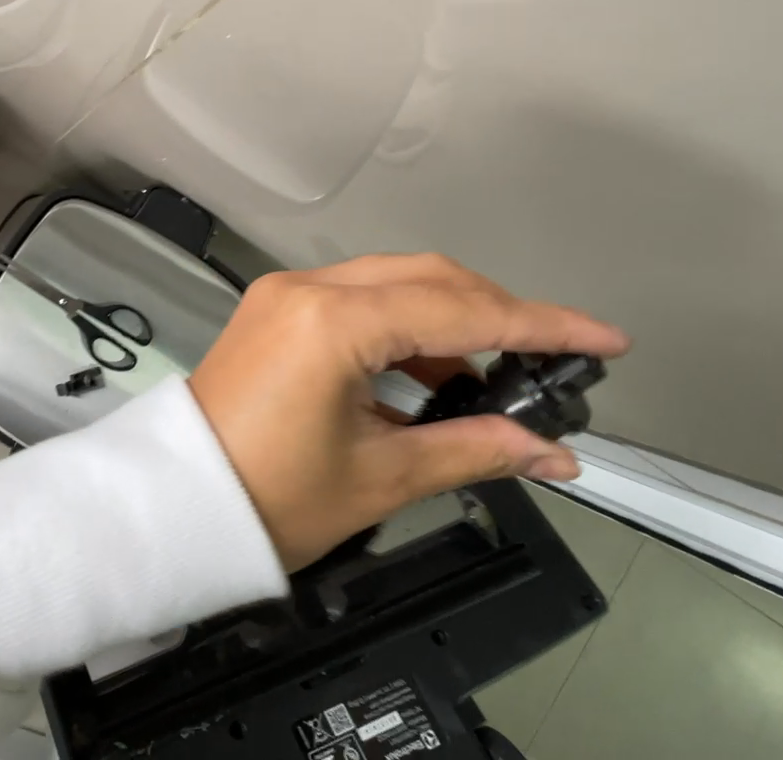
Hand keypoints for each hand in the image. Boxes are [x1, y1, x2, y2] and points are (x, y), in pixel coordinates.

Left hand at [189, 254, 629, 570]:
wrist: (178, 504)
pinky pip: (353, 303)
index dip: (540, 325)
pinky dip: (400, 331)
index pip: (458, 309)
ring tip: (501, 373)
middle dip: (495, 311)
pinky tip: (436, 376)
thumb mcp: (382, 477)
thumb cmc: (267, 498)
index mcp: (330, 323)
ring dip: (448, 318)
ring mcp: (282, 298)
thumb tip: (551, 451)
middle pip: (426, 277)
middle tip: (551, 356)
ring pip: (389, 284)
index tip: (604, 338)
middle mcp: (303, 291)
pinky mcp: (273, 315)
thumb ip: (474, 449)